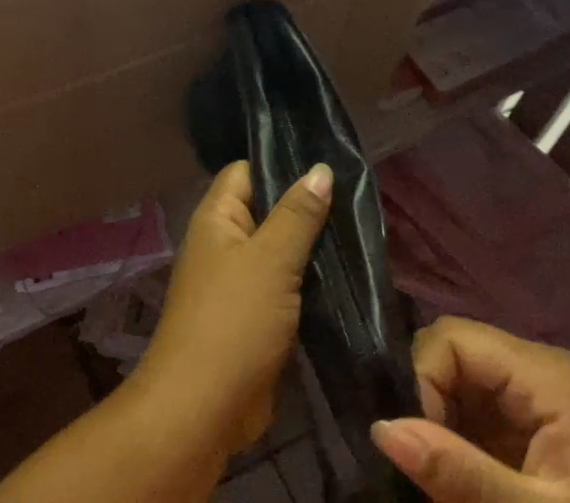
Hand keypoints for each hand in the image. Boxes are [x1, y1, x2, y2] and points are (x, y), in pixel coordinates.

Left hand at [127, 160, 332, 455]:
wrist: (205, 406)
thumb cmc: (234, 321)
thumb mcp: (271, 260)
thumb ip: (297, 215)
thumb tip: (320, 170)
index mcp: (217, 219)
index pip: (247, 172)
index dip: (283, 164)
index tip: (332, 165)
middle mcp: (224, 244)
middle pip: (268, 212)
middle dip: (308, 210)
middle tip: (361, 204)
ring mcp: (239, 284)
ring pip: (281, 253)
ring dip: (314, 251)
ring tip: (364, 237)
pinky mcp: (255, 319)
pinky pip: (286, 289)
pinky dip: (311, 285)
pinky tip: (349, 280)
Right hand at [371, 317, 569, 501]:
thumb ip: (460, 472)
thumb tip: (379, 427)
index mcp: (546, 374)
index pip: (450, 339)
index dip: (419, 379)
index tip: (413, 443)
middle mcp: (542, 372)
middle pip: (455, 359)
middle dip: (427, 406)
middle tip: (421, 469)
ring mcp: (546, 401)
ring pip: (464, 389)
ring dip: (442, 430)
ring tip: (439, 482)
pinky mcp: (548, 431)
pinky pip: (486, 417)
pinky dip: (464, 446)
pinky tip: (466, 485)